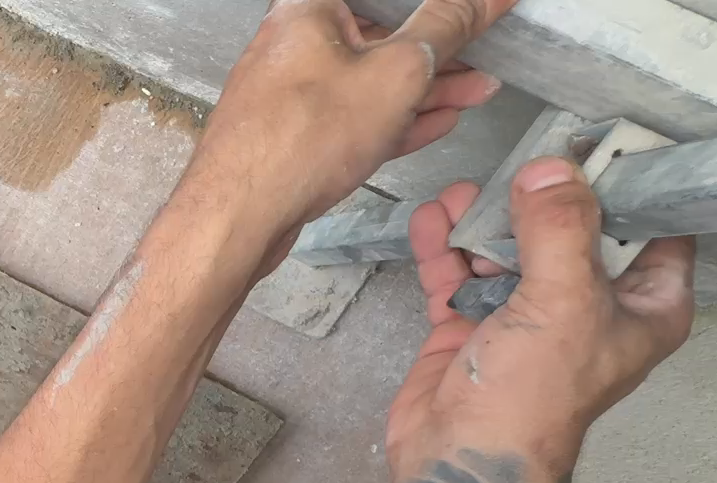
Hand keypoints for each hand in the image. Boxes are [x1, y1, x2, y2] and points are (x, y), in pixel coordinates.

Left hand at [184, 0, 513, 234]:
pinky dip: (384, 123)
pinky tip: (431, 125)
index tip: (473, 12)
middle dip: (436, 50)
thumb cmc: (299, 143)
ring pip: (359, 86)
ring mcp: (278, 104)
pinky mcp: (278, 146)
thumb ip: (449, 24)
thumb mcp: (397, 72)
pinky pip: (339, 124)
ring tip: (474, 93)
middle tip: (486, 57)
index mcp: (304, 12)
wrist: (229, 226)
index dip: (432, 7)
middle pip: (373, 38)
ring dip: (420, 90)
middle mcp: (284, 52)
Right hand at [388, 158, 697, 474]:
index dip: (624, 188)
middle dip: (533, 204)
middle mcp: (581, 307)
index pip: (645, 229)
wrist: (459, 452)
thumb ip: (557, 230)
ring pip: (502, 257)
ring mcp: (517, 319)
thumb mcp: (562, 300)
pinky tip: (428, 224)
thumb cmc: (533, 387)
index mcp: (640, 303)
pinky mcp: (463, 331)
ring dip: (478, 226)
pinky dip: (441, 254)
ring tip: (455, 194)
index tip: (592, 146)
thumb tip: (546, 169)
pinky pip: (455, 282)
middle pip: (563, 237)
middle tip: (510, 168)